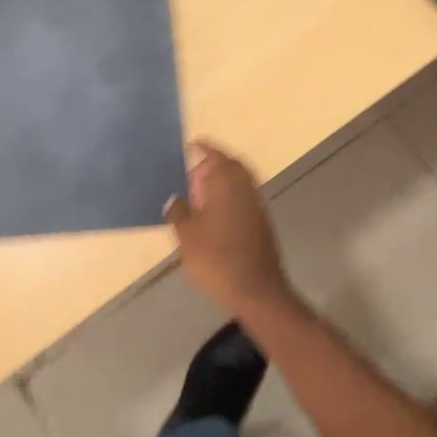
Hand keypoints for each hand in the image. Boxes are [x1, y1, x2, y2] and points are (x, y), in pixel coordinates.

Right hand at [165, 141, 293, 314]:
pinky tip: (213, 217)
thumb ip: (178, 211)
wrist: (257, 291)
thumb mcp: (187, 235)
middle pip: (230, 166)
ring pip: (237, 184)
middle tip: (191, 175)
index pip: (215, 155)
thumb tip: (174, 198)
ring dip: (220, 184)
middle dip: (211, 166)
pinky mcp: (261, 224)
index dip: (203, 148)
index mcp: (226, 182)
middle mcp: (245, 188)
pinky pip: (242, 199)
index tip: (191, 145)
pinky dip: (228, 199)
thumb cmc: (218, 258)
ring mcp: (256, 206)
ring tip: (198, 197)